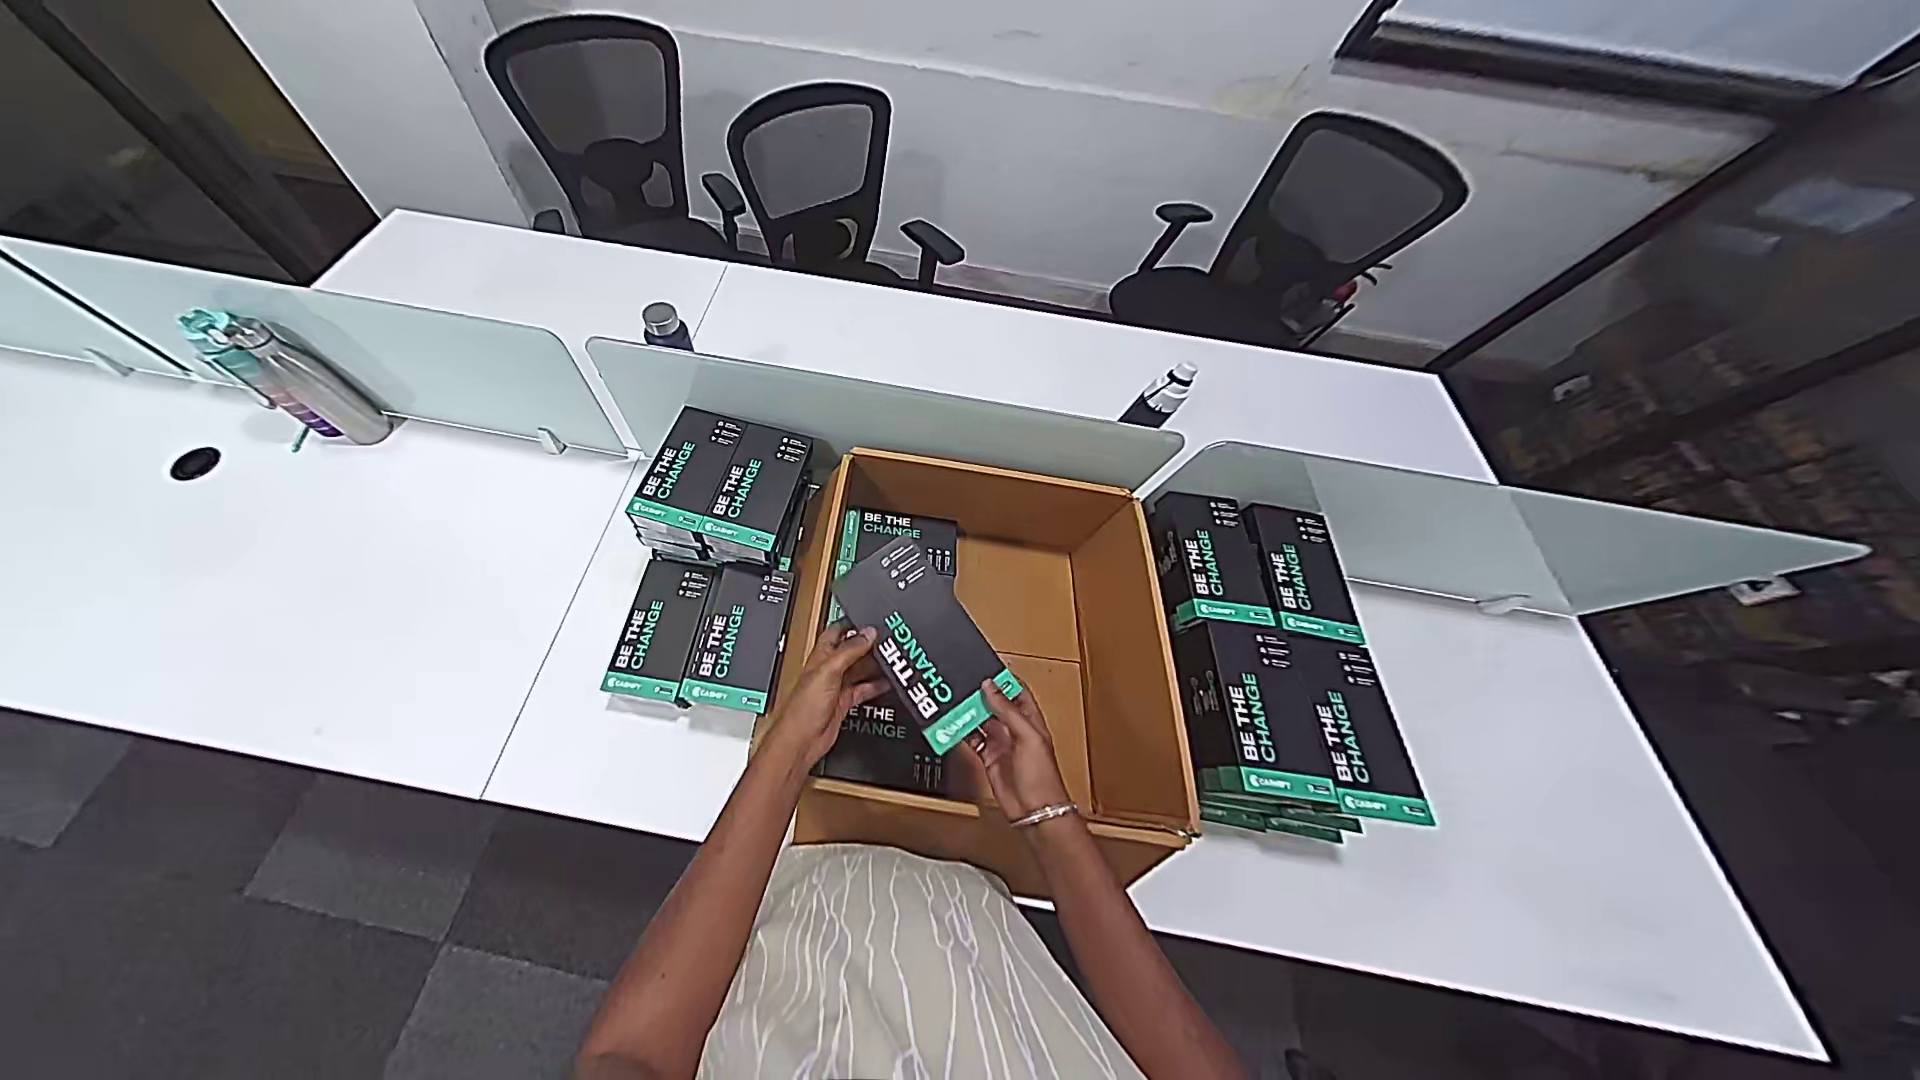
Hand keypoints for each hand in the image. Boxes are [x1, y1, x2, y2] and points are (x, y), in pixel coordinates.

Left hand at [762, 626, 886, 768]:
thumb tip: (868, 633)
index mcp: (821, 655)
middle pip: (853, 650)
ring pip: (861, 669)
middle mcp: (830, 668)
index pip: (838, 631)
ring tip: (892, 658)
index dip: (853, 624)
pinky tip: (888, 682)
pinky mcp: (845, 701)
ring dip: (875, 664)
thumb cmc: (803, 708)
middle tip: (889, 640)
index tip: (872, 621)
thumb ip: (849, 650)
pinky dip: (876, 685)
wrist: (802, 740)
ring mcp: (837, 685)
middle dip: (870, 644)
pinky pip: (864, 689)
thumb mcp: (829, 671)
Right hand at [954, 679, 1072, 822]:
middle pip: (995, 704)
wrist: (1034, 810)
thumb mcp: (1027, 736)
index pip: (1016, 691)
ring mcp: (1001, 743)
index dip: (1004, 679)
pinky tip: (954, 725)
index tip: (987, 668)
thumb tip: (991, 687)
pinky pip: (973, 740)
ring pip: (982, 720)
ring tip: (956, 701)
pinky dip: (963, 732)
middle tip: (965, 683)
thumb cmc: (1042, 776)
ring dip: (970, 711)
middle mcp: (1015, 729)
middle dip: (981, 693)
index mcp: (1030, 719)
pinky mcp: (989, 757)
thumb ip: (1007, 711)